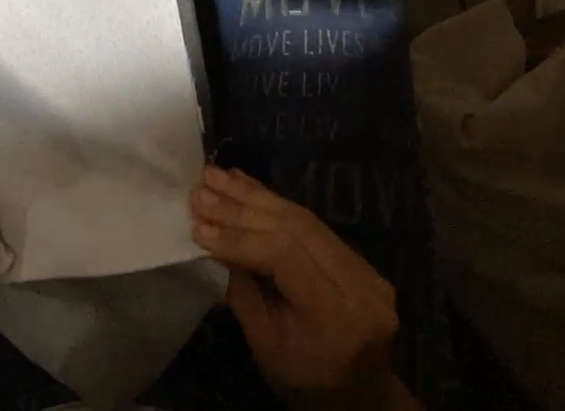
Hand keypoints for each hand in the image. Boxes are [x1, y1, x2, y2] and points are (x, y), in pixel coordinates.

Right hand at [191, 166, 413, 408]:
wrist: (357, 395)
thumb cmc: (303, 380)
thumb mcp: (265, 344)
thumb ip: (243, 289)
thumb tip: (210, 236)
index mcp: (339, 317)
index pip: (285, 256)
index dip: (239, 238)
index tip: (197, 227)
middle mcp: (361, 285)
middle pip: (295, 229)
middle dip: (241, 208)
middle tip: (199, 191)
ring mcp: (366, 268)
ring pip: (302, 217)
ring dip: (252, 195)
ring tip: (213, 175)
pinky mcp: (359, 257)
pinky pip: (311, 222)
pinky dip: (272, 201)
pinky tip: (243, 182)